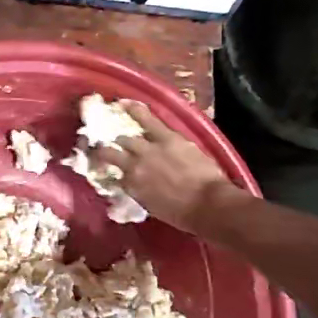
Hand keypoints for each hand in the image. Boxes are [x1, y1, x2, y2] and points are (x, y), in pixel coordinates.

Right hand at [94, 100, 246, 232]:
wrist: (208, 204)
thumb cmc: (184, 214)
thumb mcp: (154, 208)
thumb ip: (141, 194)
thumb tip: (137, 185)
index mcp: (131, 187)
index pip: (116, 178)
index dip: (114, 175)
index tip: (114, 173)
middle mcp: (133, 167)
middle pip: (114, 156)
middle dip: (110, 154)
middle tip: (110, 152)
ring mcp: (148, 150)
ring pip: (126, 139)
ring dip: (122, 138)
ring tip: (118, 134)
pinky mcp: (166, 137)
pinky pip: (146, 120)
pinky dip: (134, 110)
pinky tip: (123, 103)